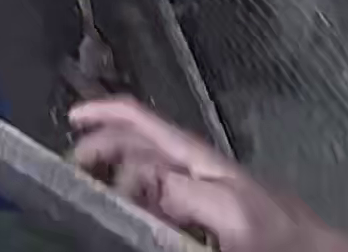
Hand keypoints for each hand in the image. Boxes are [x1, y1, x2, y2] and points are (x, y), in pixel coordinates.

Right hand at [70, 97, 347, 251]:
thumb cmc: (276, 234)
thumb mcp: (231, 213)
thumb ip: (184, 192)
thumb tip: (142, 181)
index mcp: (188, 153)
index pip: (136, 117)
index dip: (101, 113)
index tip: (71, 120)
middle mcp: (186, 161)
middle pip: (132, 140)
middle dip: (100, 145)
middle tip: (75, 168)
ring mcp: (195, 186)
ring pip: (141, 166)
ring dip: (115, 171)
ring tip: (96, 188)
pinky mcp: (202, 211)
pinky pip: (157, 194)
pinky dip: (135, 195)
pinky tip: (131, 210)